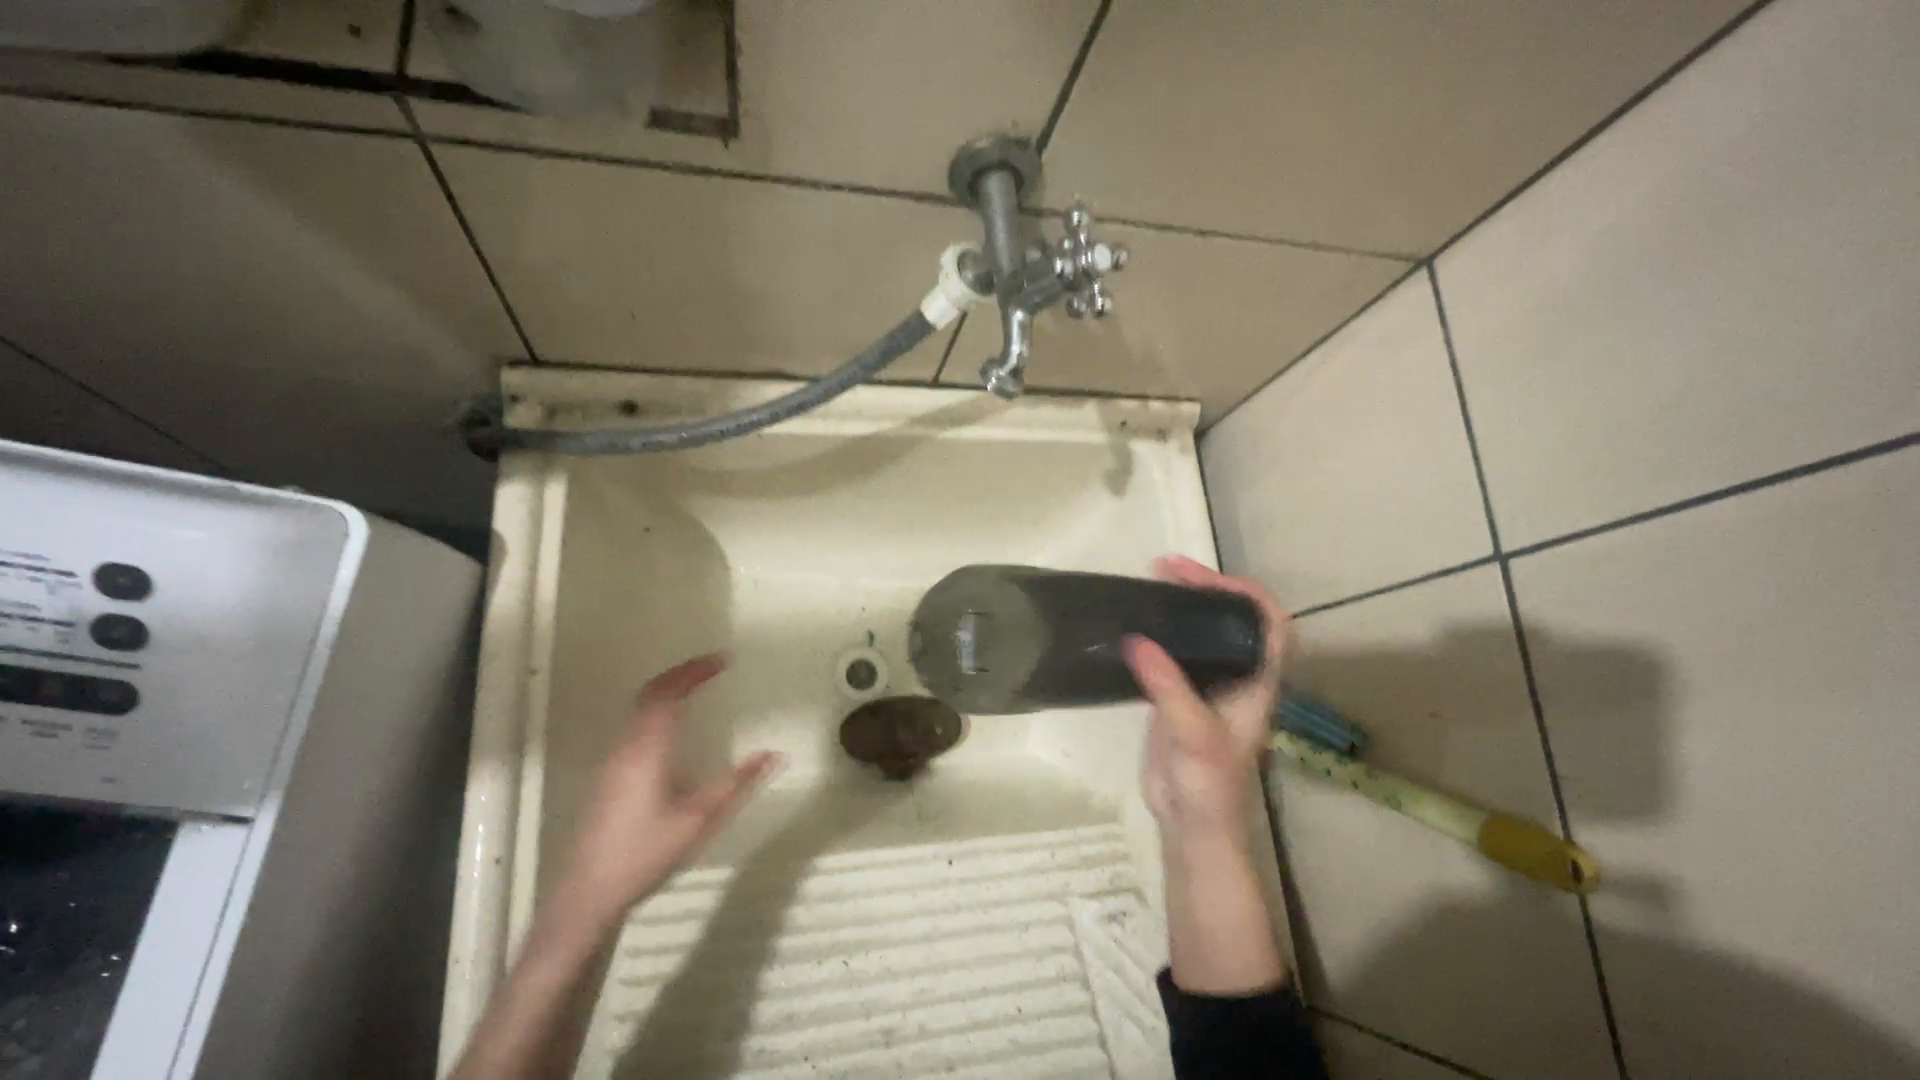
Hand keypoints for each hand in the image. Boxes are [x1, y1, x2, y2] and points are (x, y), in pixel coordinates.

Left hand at [555, 655, 781, 920]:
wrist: (589, 893)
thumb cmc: (646, 853)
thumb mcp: (701, 820)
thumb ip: (738, 784)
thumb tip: (775, 753)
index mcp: (649, 750)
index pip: (670, 693)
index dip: (694, 671)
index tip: (722, 660)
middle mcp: (627, 747)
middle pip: (650, 695)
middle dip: (680, 675)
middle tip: (710, 667)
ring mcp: (613, 762)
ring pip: (639, 711)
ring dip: (667, 692)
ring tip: (696, 689)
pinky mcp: (609, 777)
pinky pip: (635, 727)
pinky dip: (658, 712)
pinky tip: (674, 731)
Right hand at [1123, 556, 1288, 849]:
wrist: (1193, 823)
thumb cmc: (1211, 782)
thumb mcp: (1193, 732)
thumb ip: (1168, 685)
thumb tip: (1137, 640)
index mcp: (1256, 681)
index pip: (1269, 622)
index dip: (1245, 593)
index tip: (1205, 578)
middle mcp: (1236, 676)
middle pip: (1231, 618)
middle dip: (1204, 587)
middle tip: (1165, 568)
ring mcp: (1206, 686)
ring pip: (1201, 633)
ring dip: (1180, 606)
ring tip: (1150, 583)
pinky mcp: (1178, 698)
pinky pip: (1171, 655)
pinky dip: (1157, 634)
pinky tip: (1133, 626)